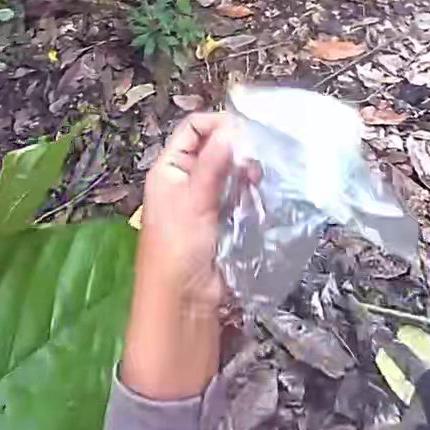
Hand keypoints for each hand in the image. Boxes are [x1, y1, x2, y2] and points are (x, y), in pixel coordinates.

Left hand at [120, 113, 241, 399]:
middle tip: (258, 156)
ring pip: (228, 170)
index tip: (246, 130)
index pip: (193, 128)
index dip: (217, 124)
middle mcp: (185, 178)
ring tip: (259, 177)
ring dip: (244, 169)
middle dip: (235, 147)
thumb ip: (213, 163)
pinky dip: (248, 189)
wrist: (182, 306)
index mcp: (169, 168)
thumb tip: (232, 127)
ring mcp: (204, 199)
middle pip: (213, 147)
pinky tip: (261, 191)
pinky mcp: (221, 219)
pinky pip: (237, 193)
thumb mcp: (194, 201)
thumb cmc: (178, 248)